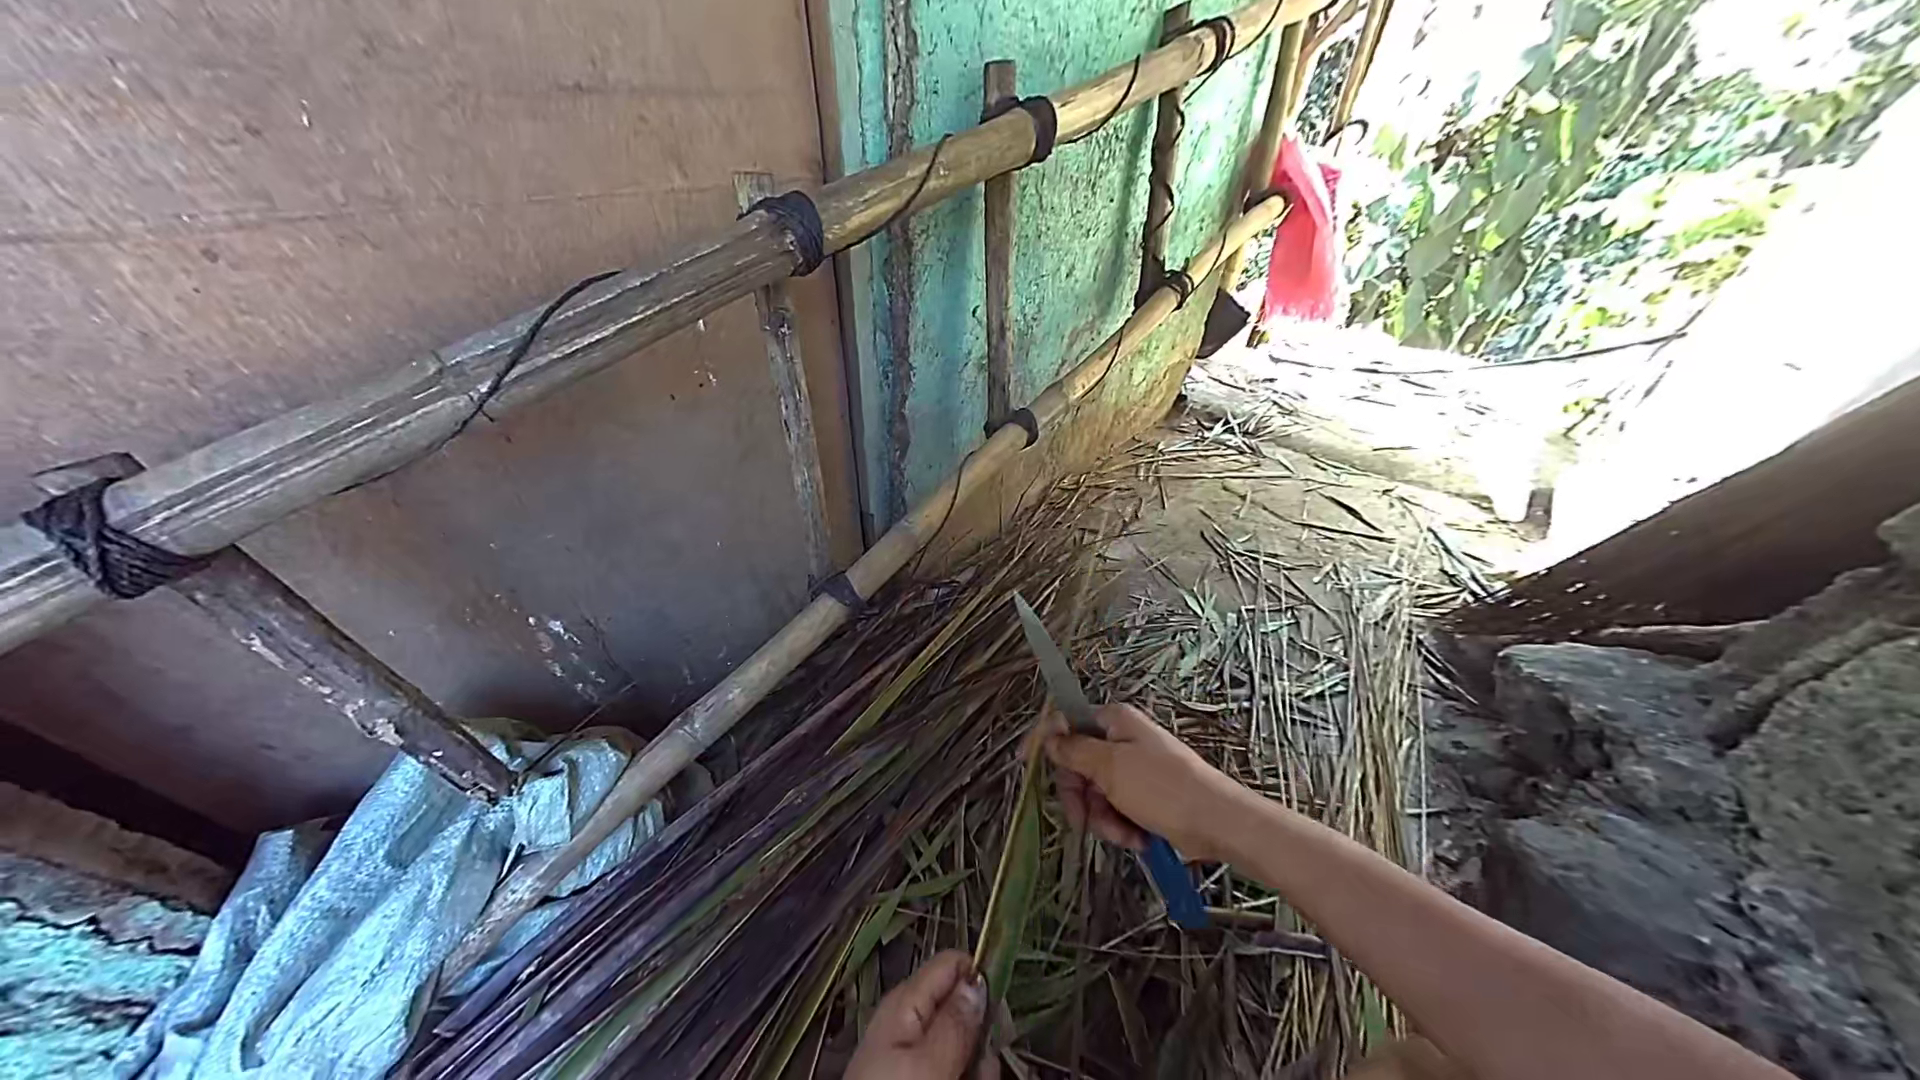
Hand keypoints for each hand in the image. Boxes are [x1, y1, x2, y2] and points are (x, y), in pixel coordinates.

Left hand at [845, 951, 994, 1079]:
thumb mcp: (925, 1065)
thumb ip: (954, 1023)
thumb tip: (979, 979)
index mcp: (908, 1002)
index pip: (953, 964)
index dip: (980, 981)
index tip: (997, 1016)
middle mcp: (912, 1021)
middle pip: (964, 1009)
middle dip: (982, 1038)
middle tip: (981, 1071)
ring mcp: (915, 1055)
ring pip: (964, 1046)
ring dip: (978, 1068)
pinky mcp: (919, 1077)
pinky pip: (952, 1069)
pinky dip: (965, 1078)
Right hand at [1043, 702, 1246, 862]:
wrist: (1217, 824)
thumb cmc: (1164, 788)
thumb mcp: (1110, 767)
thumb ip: (1073, 750)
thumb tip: (1049, 736)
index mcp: (1114, 721)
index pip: (1066, 723)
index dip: (1045, 742)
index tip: (1025, 763)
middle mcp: (1121, 740)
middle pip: (1077, 765)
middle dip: (1080, 797)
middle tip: (1083, 820)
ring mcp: (1132, 769)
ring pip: (1093, 793)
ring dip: (1102, 818)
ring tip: (1123, 834)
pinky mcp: (1142, 796)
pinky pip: (1113, 809)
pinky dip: (1119, 826)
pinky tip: (1136, 838)